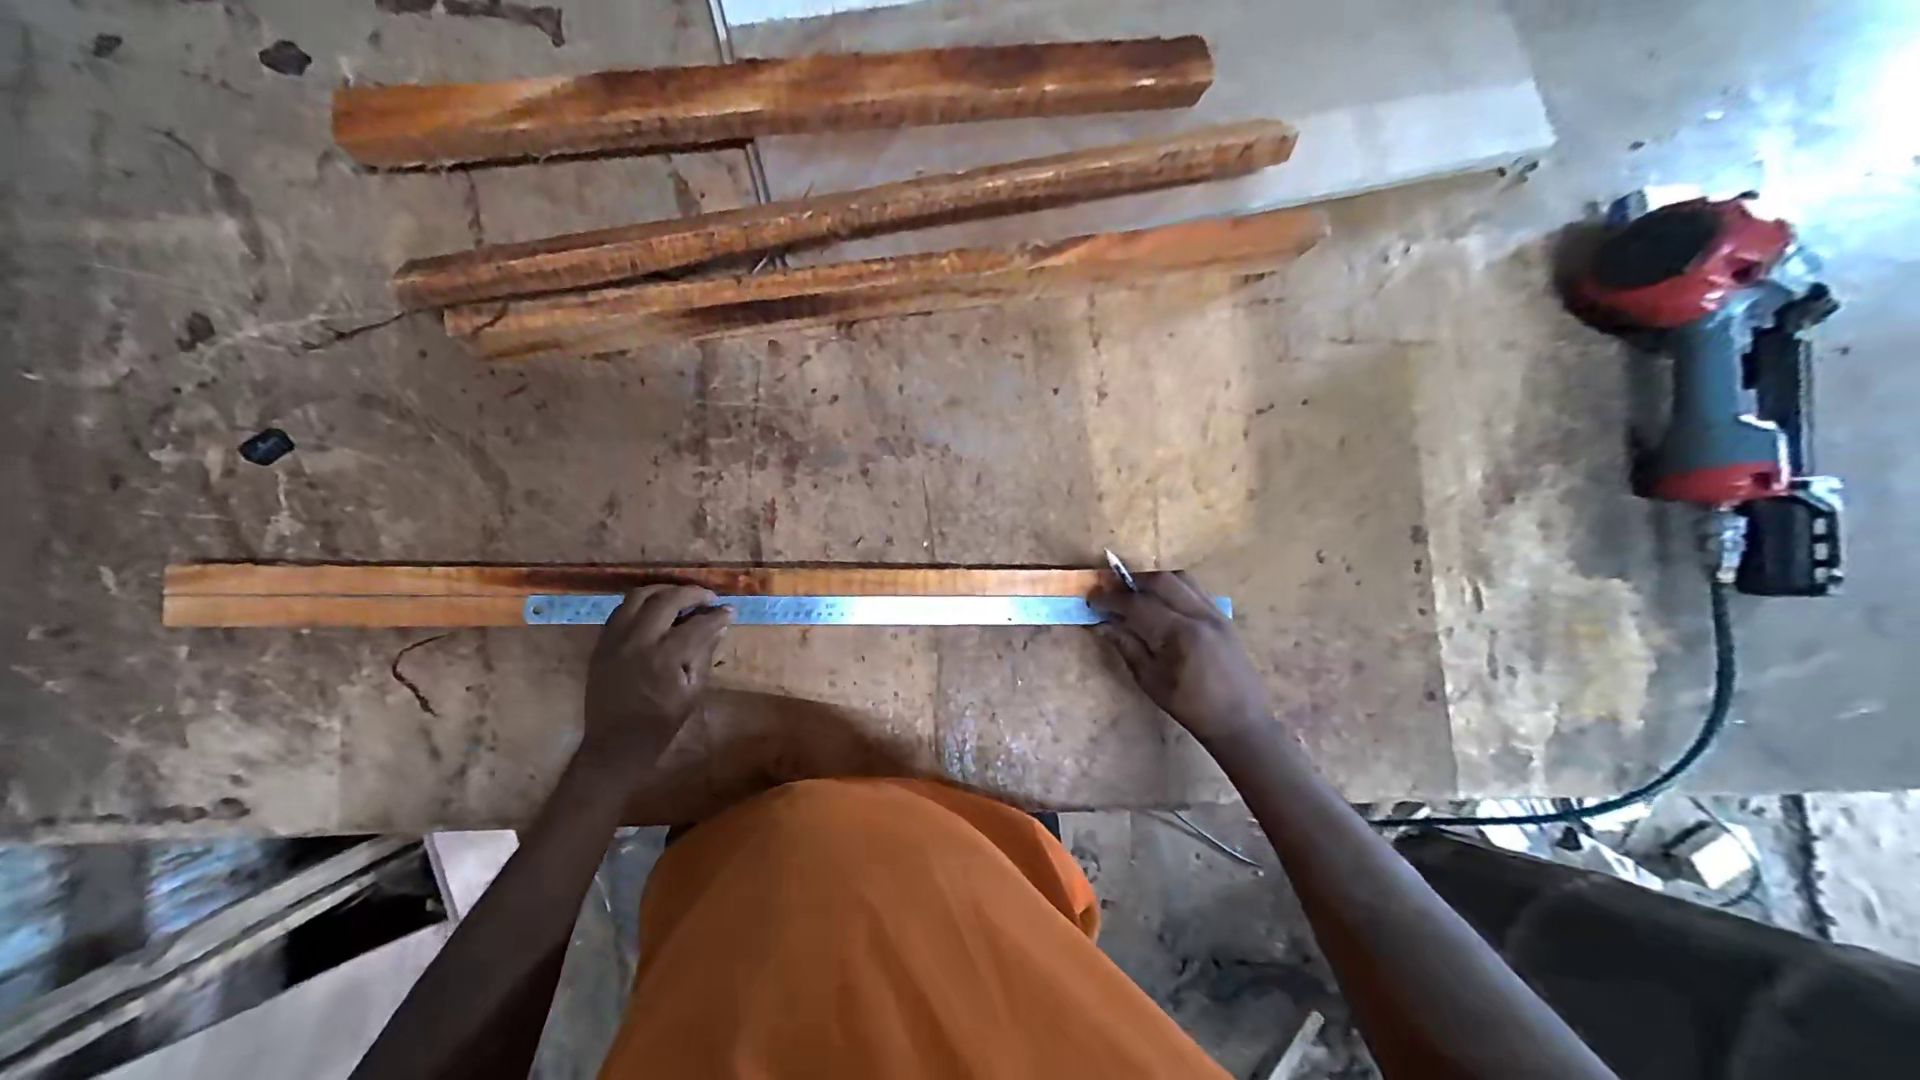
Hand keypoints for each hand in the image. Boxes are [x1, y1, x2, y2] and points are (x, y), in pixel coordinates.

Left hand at [581, 585, 732, 775]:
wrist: (614, 745)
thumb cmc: (660, 723)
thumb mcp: (692, 692)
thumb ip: (705, 654)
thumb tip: (720, 624)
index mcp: (664, 656)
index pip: (698, 623)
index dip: (717, 614)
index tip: (730, 610)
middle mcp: (638, 640)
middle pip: (667, 599)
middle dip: (692, 593)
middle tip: (709, 598)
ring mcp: (615, 639)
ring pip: (639, 596)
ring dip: (664, 591)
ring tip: (681, 596)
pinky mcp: (602, 642)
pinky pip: (621, 609)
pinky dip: (642, 603)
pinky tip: (656, 609)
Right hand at [1090, 571, 1275, 746]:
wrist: (1240, 721)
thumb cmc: (1191, 707)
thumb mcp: (1151, 681)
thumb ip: (1127, 647)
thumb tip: (1101, 625)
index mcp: (1181, 634)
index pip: (1138, 604)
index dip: (1111, 599)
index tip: (1091, 597)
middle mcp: (1200, 615)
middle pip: (1161, 580)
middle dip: (1132, 581)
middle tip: (1111, 590)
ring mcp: (1216, 613)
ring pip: (1181, 579)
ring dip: (1154, 581)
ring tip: (1136, 593)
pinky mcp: (1224, 617)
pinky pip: (1195, 590)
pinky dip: (1174, 589)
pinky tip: (1162, 603)